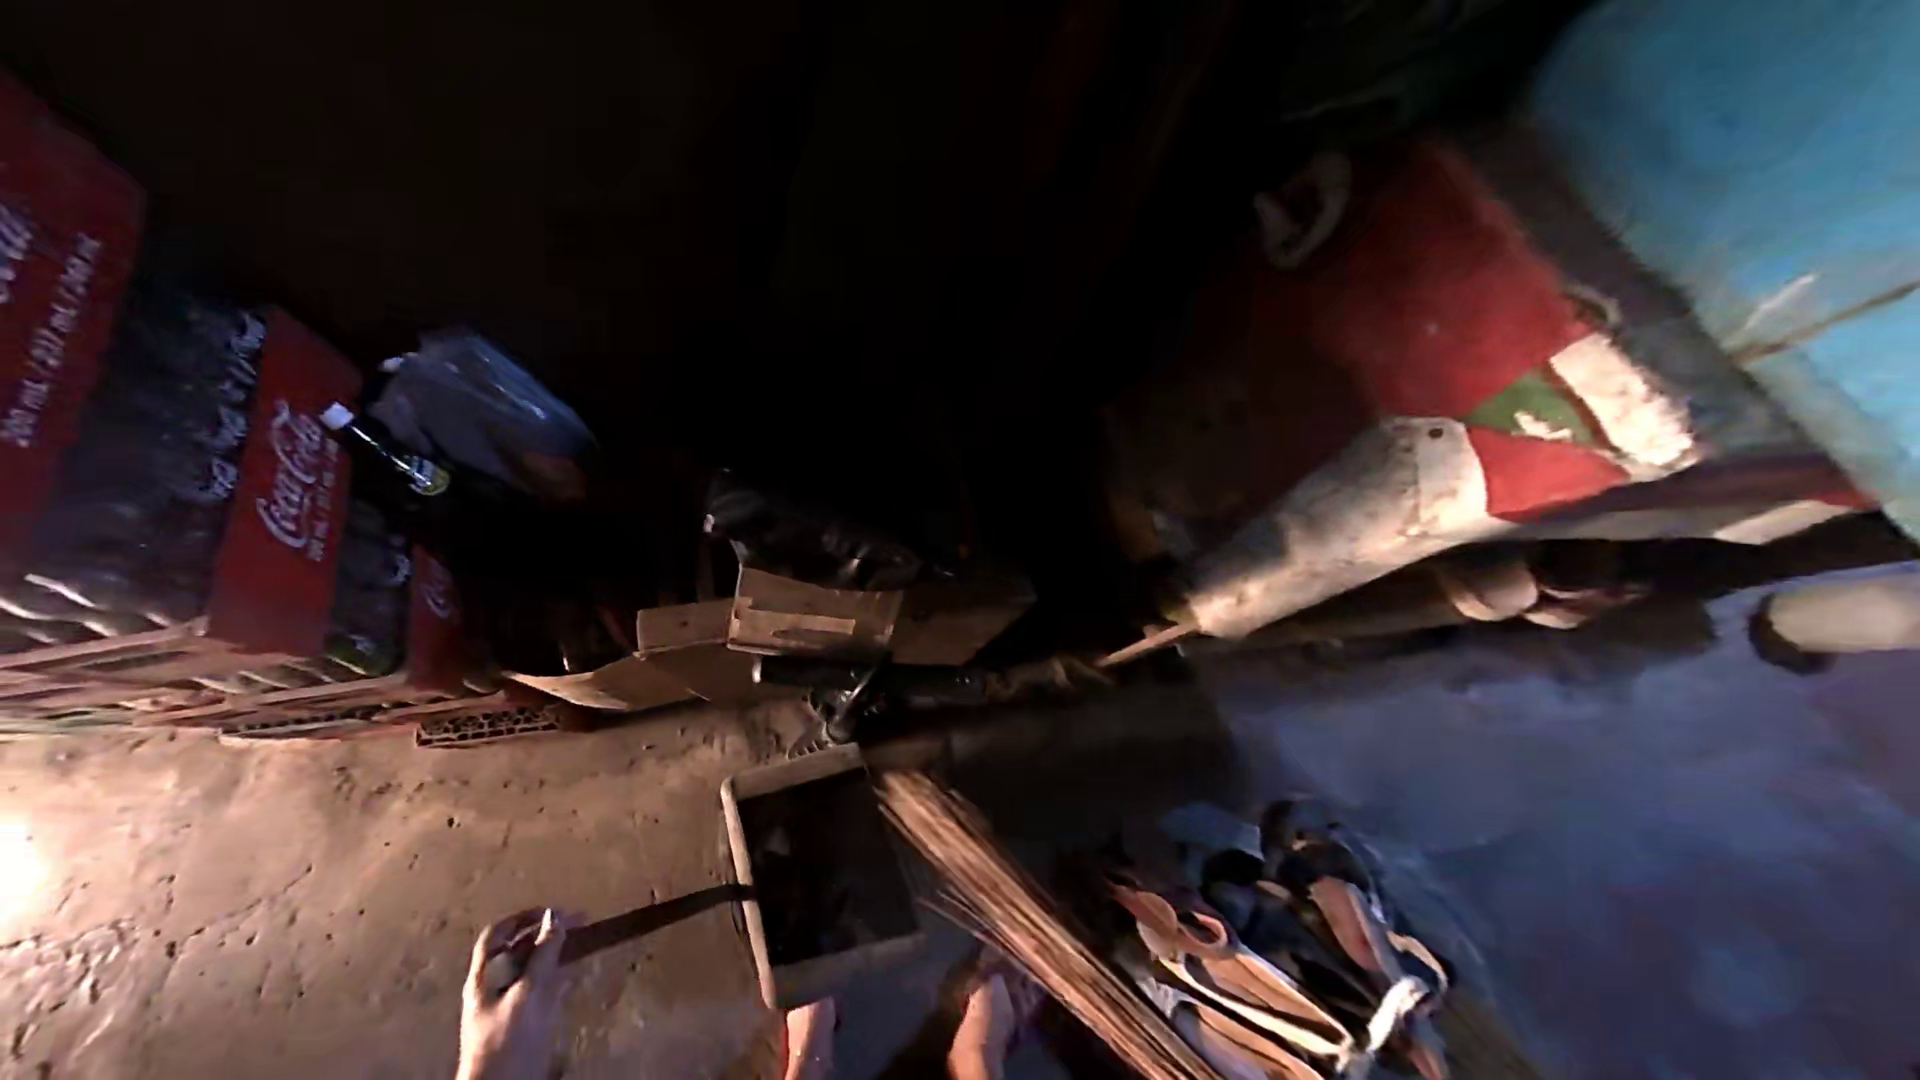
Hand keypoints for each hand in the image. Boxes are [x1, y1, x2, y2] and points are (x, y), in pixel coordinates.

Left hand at [458, 908, 572, 1079]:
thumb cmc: (507, 1036)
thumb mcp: (528, 990)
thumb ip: (543, 952)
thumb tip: (556, 915)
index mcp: (485, 976)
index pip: (498, 934)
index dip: (522, 917)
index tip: (553, 910)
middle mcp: (496, 984)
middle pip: (519, 946)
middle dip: (548, 929)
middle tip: (580, 919)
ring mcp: (511, 1001)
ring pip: (534, 964)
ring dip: (558, 948)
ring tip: (584, 937)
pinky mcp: (526, 1016)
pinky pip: (544, 984)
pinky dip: (561, 970)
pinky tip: (579, 966)